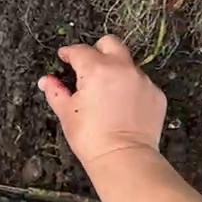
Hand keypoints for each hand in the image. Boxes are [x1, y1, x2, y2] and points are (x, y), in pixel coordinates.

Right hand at [39, 35, 165, 168]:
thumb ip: (56, 91)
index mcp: (96, 69)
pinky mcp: (155, 94)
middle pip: (110, 43)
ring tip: (106, 93)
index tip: (64, 56)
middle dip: (97, 50)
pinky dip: (131, 89)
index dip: (69, 53)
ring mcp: (142, 80)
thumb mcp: (66, 113)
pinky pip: (141, 83)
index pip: (80, 51)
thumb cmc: (91, 137)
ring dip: (115, 71)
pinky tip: (122, 107)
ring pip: (127, 64)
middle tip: (88, 66)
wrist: (123, 157)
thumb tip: (46, 81)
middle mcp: (122, 68)